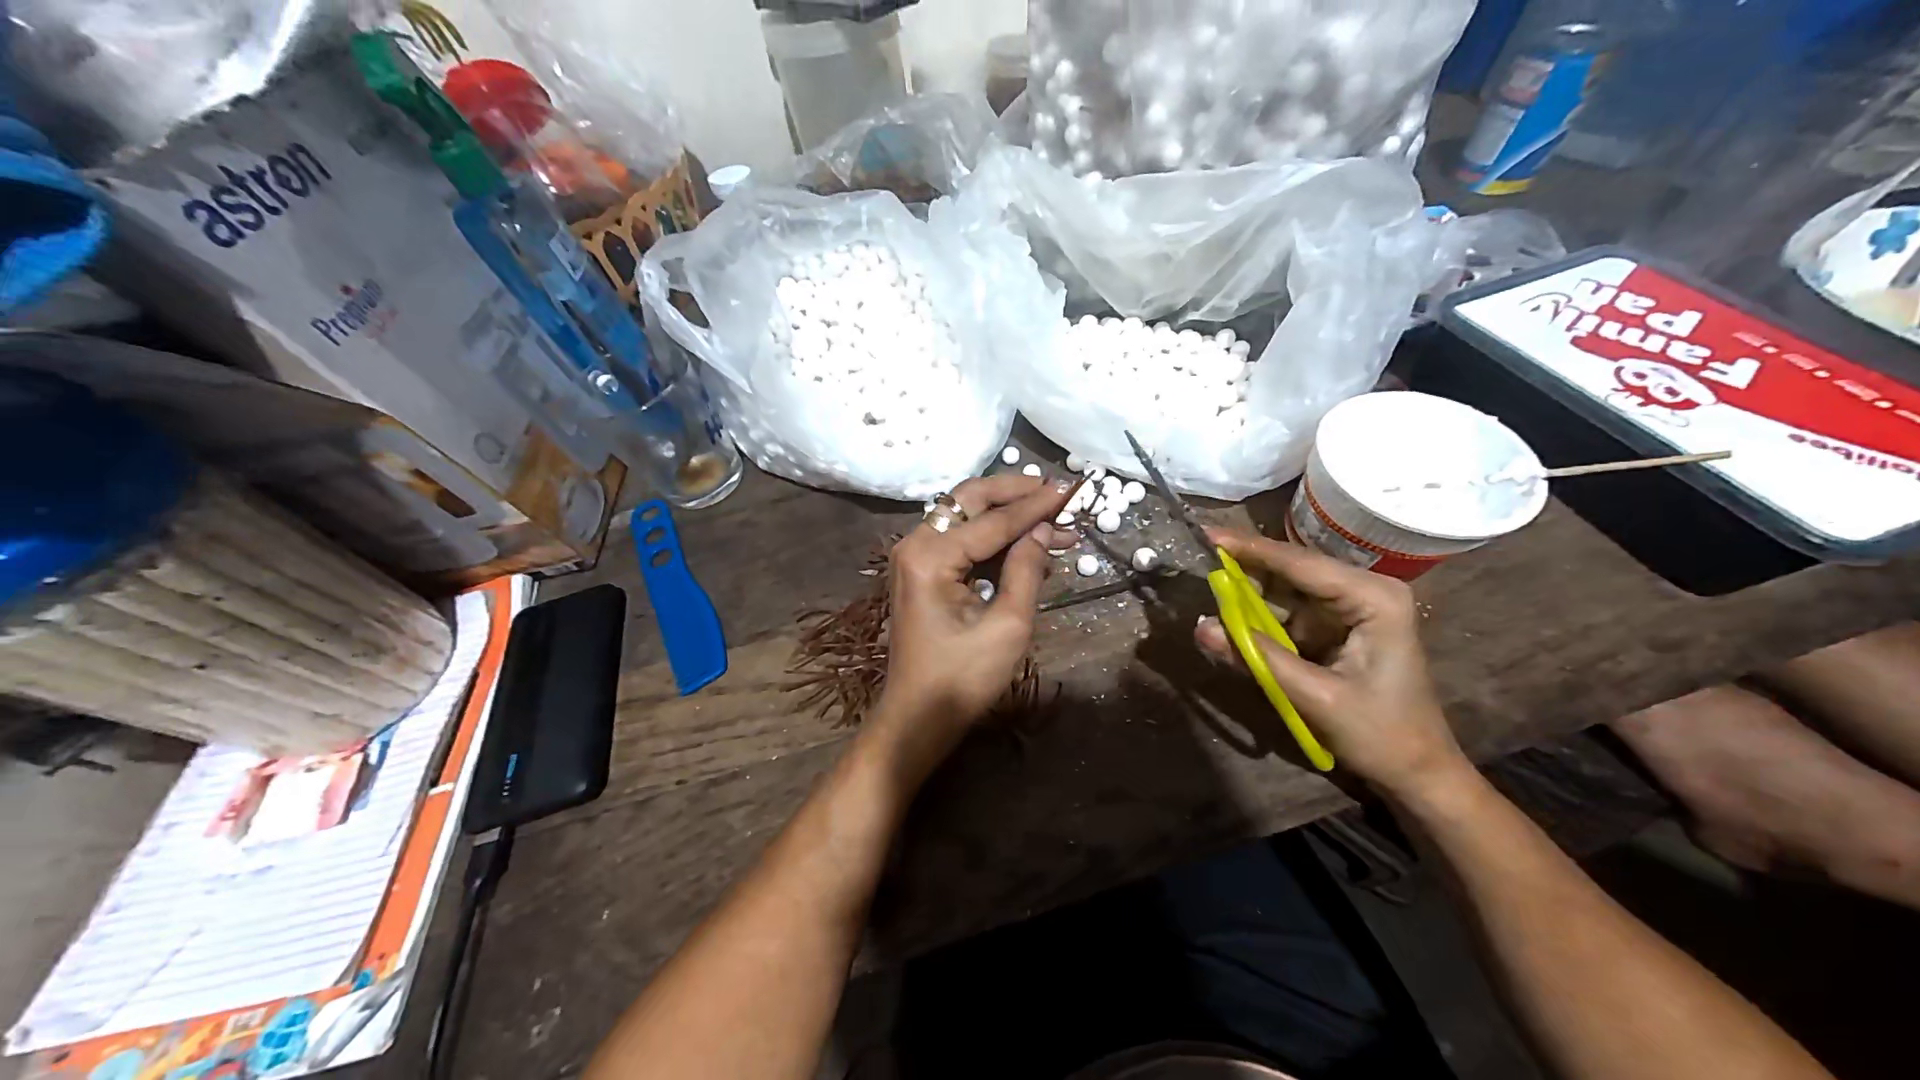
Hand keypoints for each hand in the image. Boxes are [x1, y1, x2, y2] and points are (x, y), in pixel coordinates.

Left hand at [876, 473, 1079, 767]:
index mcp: (930, 557)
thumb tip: (1043, 529)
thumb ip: (1026, 570)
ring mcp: (913, 557)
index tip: (1071, 489)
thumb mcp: (1008, 626)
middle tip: (1057, 491)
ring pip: (964, 516)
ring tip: (1053, 520)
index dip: (1035, 505)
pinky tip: (1026, 543)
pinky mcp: (919, 571)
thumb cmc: (963, 679)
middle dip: (1015, 493)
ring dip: (1006, 514)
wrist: (918, 716)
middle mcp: (914, 545)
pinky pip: (958, 539)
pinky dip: (992, 536)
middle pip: (969, 500)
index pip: (992, 520)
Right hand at [1193, 528, 1470, 796]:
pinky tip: (1223, 610)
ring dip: (1244, 589)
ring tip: (1200, 575)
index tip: (1206, 535)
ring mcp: (1345, 610)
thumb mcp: (1315, 696)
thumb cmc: (1380, 733)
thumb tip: (1200, 627)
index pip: (1300, 564)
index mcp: (1373, 598)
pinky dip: (1253, 614)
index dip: (1249, 549)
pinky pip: (1283, 613)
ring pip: (1283, 589)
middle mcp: (1361, 592)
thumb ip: (1256, 657)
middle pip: (1290, 569)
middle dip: (1243, 562)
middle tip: (1196, 551)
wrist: (1416, 771)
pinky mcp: (1330, 629)